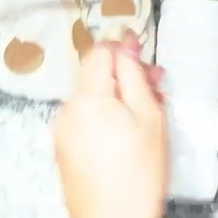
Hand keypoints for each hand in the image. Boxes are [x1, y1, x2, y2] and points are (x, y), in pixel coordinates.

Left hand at [53, 34, 167, 217]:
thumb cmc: (138, 175)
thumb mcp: (148, 115)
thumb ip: (134, 73)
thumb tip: (126, 42)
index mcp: (87, 98)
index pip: (100, 50)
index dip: (124, 47)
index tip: (144, 55)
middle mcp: (67, 110)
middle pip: (95, 72)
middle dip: (124, 73)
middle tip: (155, 84)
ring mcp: (62, 131)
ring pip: (91, 94)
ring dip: (117, 93)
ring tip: (146, 109)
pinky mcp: (64, 149)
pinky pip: (84, 116)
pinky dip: (104, 113)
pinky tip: (127, 128)